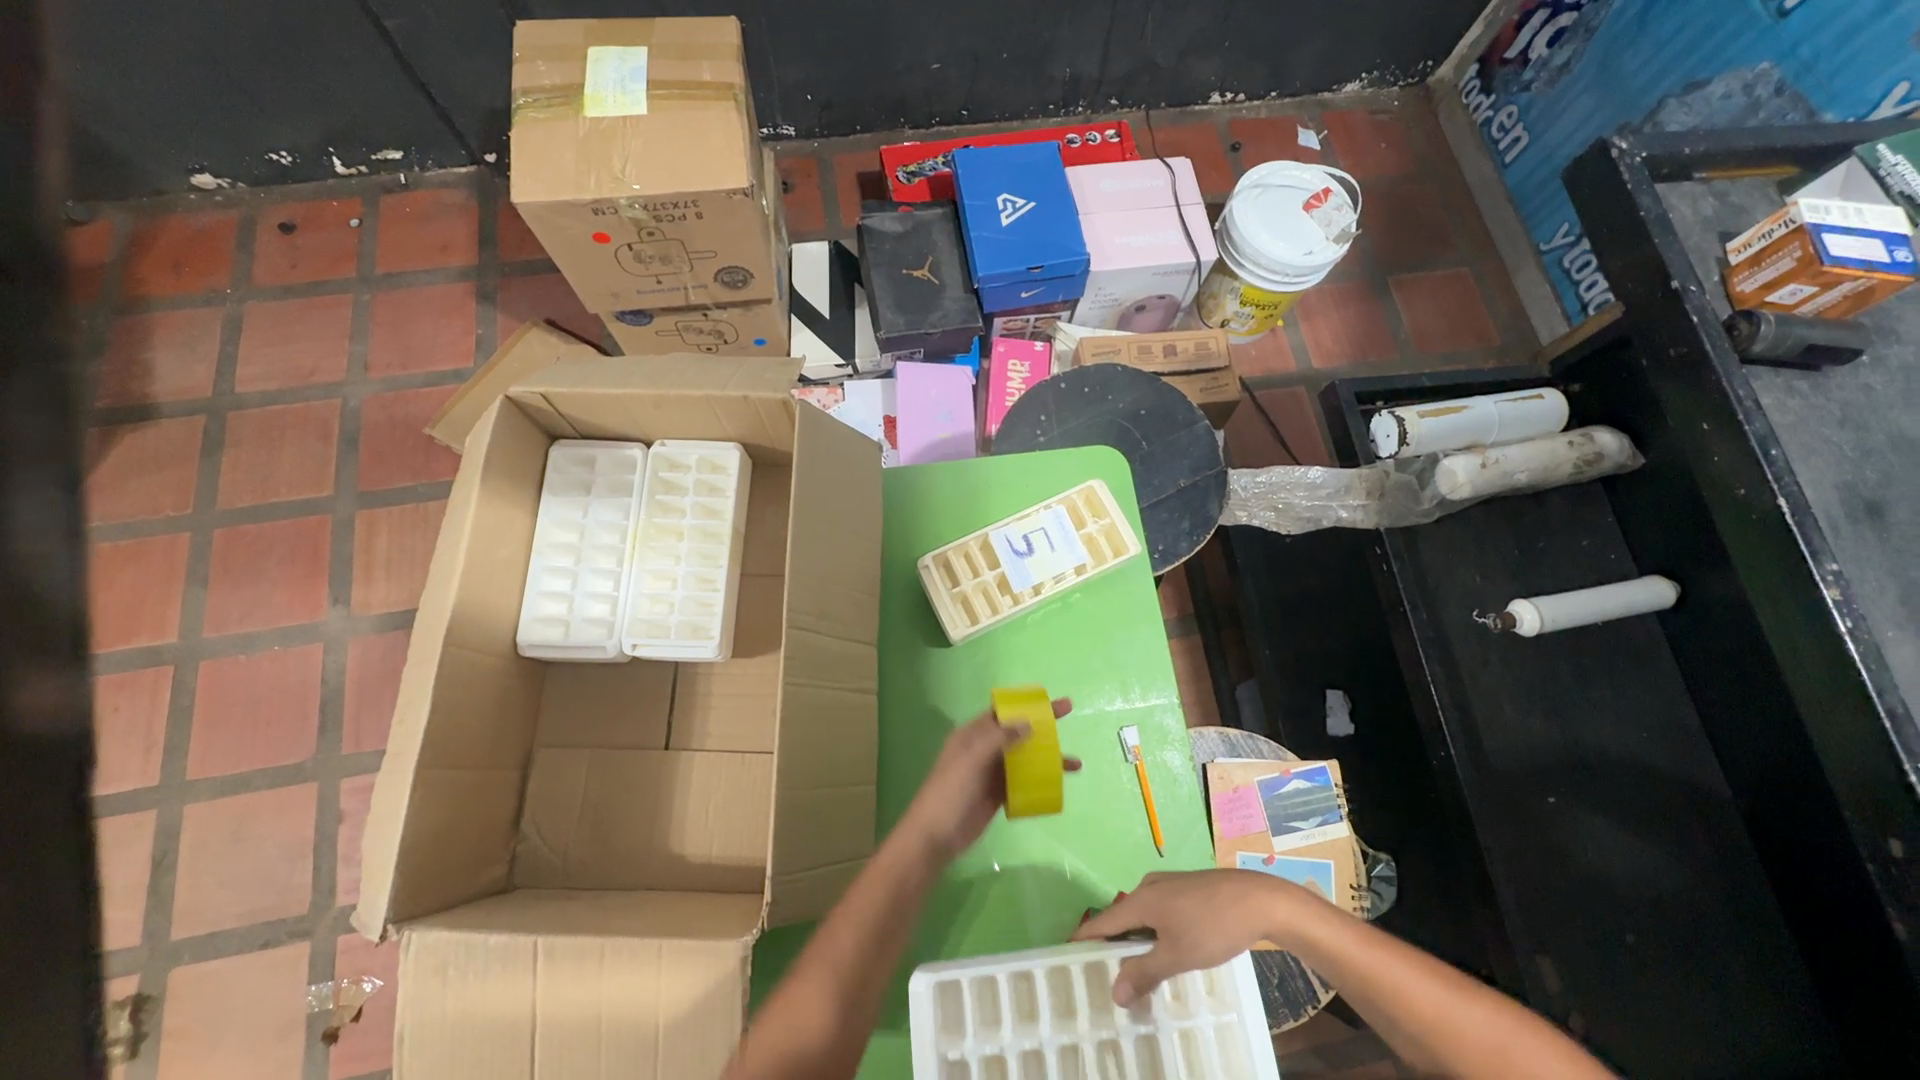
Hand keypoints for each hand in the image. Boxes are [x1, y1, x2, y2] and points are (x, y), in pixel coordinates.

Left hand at [898, 699, 1079, 861]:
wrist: (935, 836)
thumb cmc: (950, 791)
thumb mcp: (972, 759)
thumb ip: (998, 738)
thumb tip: (1028, 722)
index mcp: (972, 735)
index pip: (1002, 712)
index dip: (1026, 705)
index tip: (1053, 701)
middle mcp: (982, 750)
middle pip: (1017, 732)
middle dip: (1042, 726)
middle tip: (1070, 715)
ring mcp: (990, 774)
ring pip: (1023, 760)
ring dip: (1047, 759)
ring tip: (1075, 764)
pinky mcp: (997, 796)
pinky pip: (1022, 783)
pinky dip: (1040, 782)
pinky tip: (1057, 786)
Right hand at [1072, 870, 1308, 1005]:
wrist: (1260, 900)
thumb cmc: (1213, 926)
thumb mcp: (1177, 955)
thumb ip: (1144, 972)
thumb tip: (1114, 992)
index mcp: (1139, 900)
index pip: (1101, 922)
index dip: (1083, 939)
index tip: (1066, 956)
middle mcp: (1148, 887)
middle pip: (1121, 918)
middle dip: (1113, 945)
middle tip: (1107, 973)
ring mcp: (1170, 884)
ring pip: (1143, 914)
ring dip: (1137, 939)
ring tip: (1138, 967)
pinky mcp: (1188, 887)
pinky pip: (1160, 910)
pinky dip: (1155, 929)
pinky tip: (1168, 947)